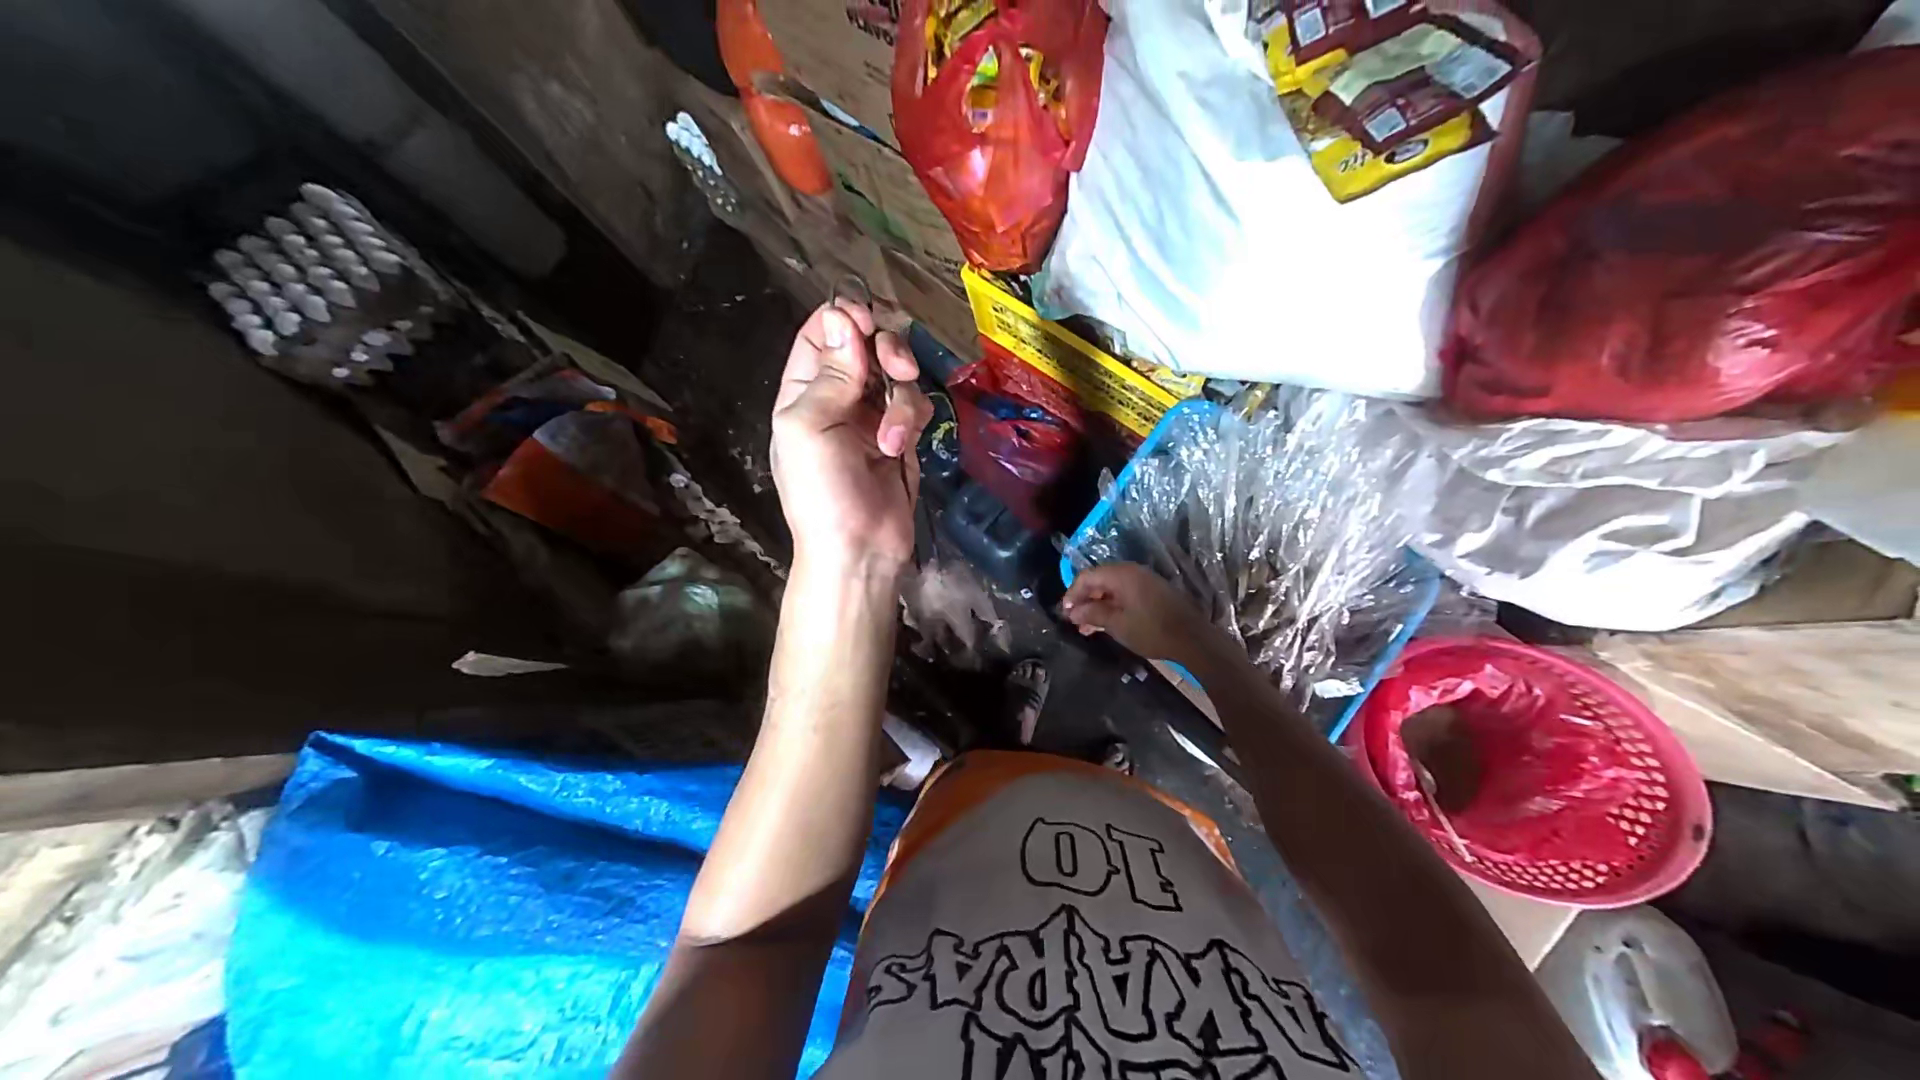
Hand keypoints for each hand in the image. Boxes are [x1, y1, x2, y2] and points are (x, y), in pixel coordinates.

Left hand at [771, 301, 932, 575]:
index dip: (846, 319)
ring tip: (891, 438)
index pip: (823, 333)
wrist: (858, 550)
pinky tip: (899, 447)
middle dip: (886, 351)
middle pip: (868, 343)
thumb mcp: (809, 428)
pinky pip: (916, 404)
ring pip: (898, 374)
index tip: (867, 323)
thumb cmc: (821, 492)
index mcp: (803, 390)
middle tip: (897, 369)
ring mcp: (872, 415)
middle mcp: (838, 396)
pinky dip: (912, 419)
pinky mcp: (902, 434)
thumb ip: (830, 374)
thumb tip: (843, 316)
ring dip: (901, 400)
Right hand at [1062, 563, 1225, 668]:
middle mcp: (1132, 572)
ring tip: (1086, 628)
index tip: (1065, 614)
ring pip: (1111, 589)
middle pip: (1098, 580)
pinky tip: (1105, 624)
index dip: (1071, 594)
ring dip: (1097, 606)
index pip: (1086, 577)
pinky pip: (1124, 594)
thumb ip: (1093, 614)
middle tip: (1074, 622)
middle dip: (1083, 601)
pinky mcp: (1152, 593)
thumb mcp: (1117, 624)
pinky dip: (1111, 607)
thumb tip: (1073, 611)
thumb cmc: (1152, 631)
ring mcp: (1144, 581)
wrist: (1193, 640)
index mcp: (1121, 574)